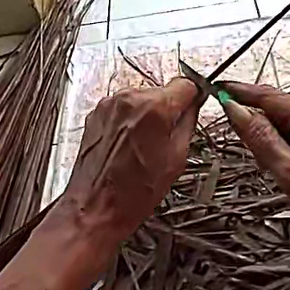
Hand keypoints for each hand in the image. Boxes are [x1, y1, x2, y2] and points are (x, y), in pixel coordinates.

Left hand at [55, 79, 201, 248]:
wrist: (96, 206)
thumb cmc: (133, 191)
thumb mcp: (176, 158)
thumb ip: (188, 124)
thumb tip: (194, 106)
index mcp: (154, 108)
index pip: (185, 84)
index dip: (192, 96)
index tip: (193, 105)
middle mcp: (129, 99)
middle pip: (162, 91)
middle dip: (168, 110)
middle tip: (166, 138)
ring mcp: (110, 105)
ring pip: (141, 99)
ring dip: (146, 115)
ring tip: (143, 146)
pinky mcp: (96, 113)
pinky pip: (123, 108)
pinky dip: (129, 121)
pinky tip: (128, 146)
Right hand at [218, 81, 289, 263]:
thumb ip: (260, 138)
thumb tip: (235, 110)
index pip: (271, 97)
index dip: (242, 93)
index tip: (218, 88)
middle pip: (281, 110)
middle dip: (258, 123)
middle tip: (237, 139)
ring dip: (273, 139)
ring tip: (267, 165)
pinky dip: (288, 149)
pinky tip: (285, 169)